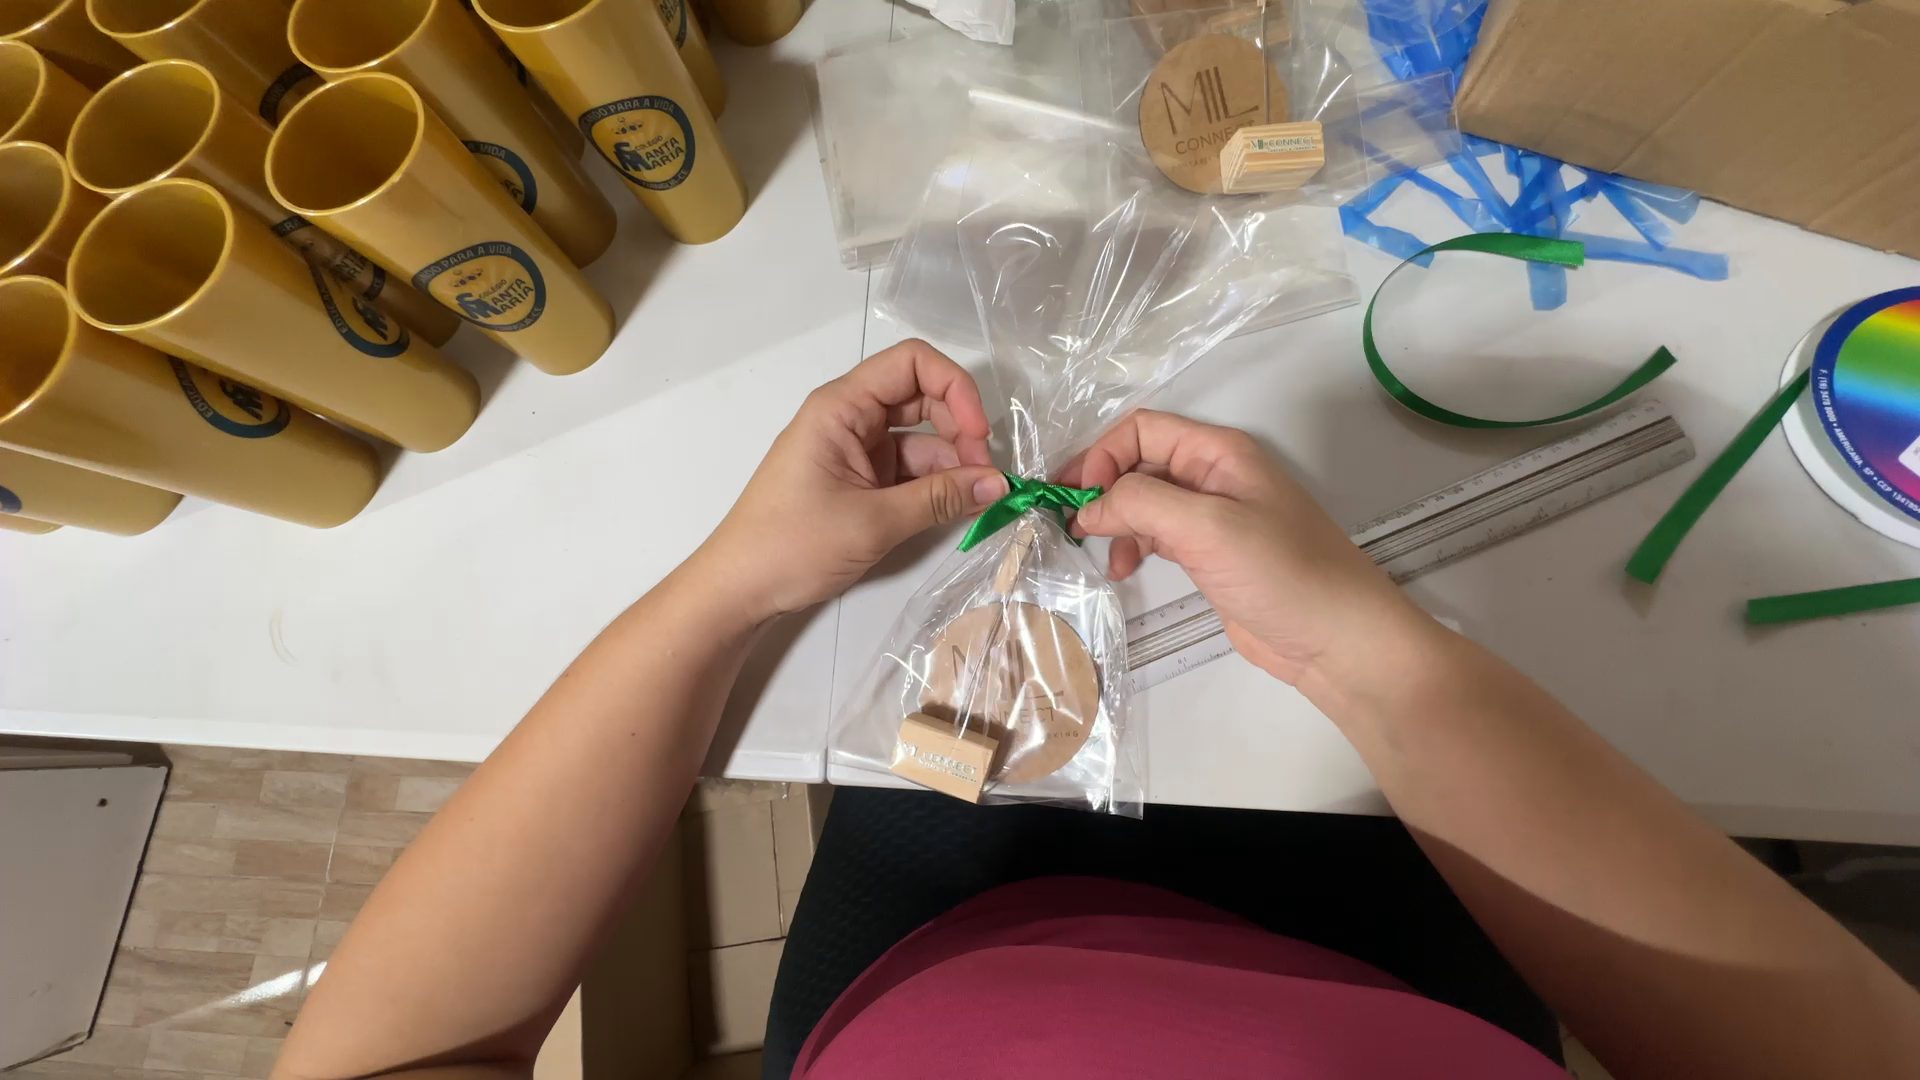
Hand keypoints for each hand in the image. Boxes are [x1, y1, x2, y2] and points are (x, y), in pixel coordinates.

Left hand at [698, 341, 1009, 622]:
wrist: (741, 589)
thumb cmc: (793, 545)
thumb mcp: (873, 521)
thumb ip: (939, 499)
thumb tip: (999, 484)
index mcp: (842, 407)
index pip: (911, 364)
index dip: (954, 389)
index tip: (979, 435)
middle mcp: (851, 419)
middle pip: (921, 399)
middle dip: (959, 430)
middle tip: (985, 476)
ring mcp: (855, 451)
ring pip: (919, 440)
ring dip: (952, 464)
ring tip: (978, 499)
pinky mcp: (860, 482)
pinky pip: (908, 471)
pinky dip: (934, 486)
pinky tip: (957, 506)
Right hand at [1063, 410, 1422, 685]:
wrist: (1336, 640)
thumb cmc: (1281, 572)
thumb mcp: (1208, 527)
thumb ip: (1142, 504)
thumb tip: (1088, 506)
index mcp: (1217, 453)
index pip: (1142, 430)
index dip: (1104, 455)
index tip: (1079, 495)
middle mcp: (1210, 477)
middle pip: (1137, 463)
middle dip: (1099, 487)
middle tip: (1065, 519)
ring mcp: (1209, 517)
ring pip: (1141, 502)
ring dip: (1112, 520)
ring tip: (1093, 549)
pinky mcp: (1205, 554)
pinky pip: (1153, 535)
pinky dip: (1129, 546)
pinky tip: (1121, 568)